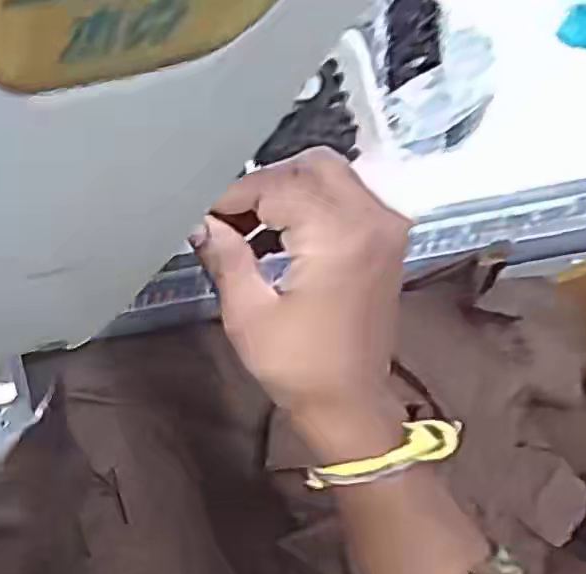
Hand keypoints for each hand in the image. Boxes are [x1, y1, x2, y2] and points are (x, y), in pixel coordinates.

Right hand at [190, 148, 412, 458]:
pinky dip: (305, 205)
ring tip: (242, 230)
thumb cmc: (294, 364)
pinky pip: (343, 197)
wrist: (346, 396)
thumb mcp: (248, 314)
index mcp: (339, 235)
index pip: (280, 186)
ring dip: (282, 192)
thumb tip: (202, 225)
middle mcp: (373, 216)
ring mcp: (385, 224)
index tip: (200, 217)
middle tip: (222, 219)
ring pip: (329, 176)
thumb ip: (227, 260)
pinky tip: (273, 237)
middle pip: (311, 166)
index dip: (233, 196)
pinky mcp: (385, 236)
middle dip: (260, 185)